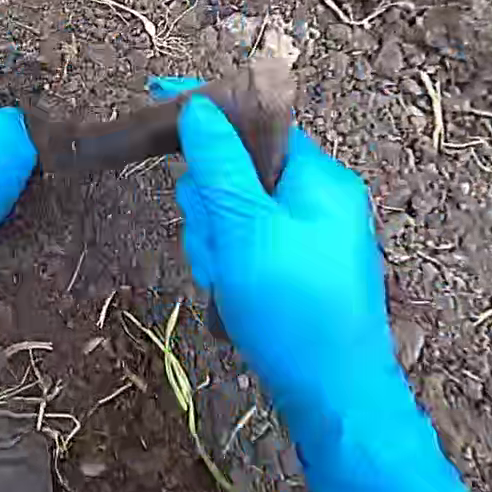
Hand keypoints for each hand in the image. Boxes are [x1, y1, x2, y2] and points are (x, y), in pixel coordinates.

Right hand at [171, 93, 491, 491]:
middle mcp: (312, 197)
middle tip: (214, 240)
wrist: (332, 399)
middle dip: (209, 204)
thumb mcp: (246, 228)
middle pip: (234, 169)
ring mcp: (301, 232)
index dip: (209, 108)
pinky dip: (224, 259)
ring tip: (224, 275)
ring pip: (228, 209)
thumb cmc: (292, 306)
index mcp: (317, 177)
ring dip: (213, 238)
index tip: (159, 92)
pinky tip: (229, 290)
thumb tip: (199, 107)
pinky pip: (238, 240)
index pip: (257, 121)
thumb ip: (219, 163)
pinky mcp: (287, 263)